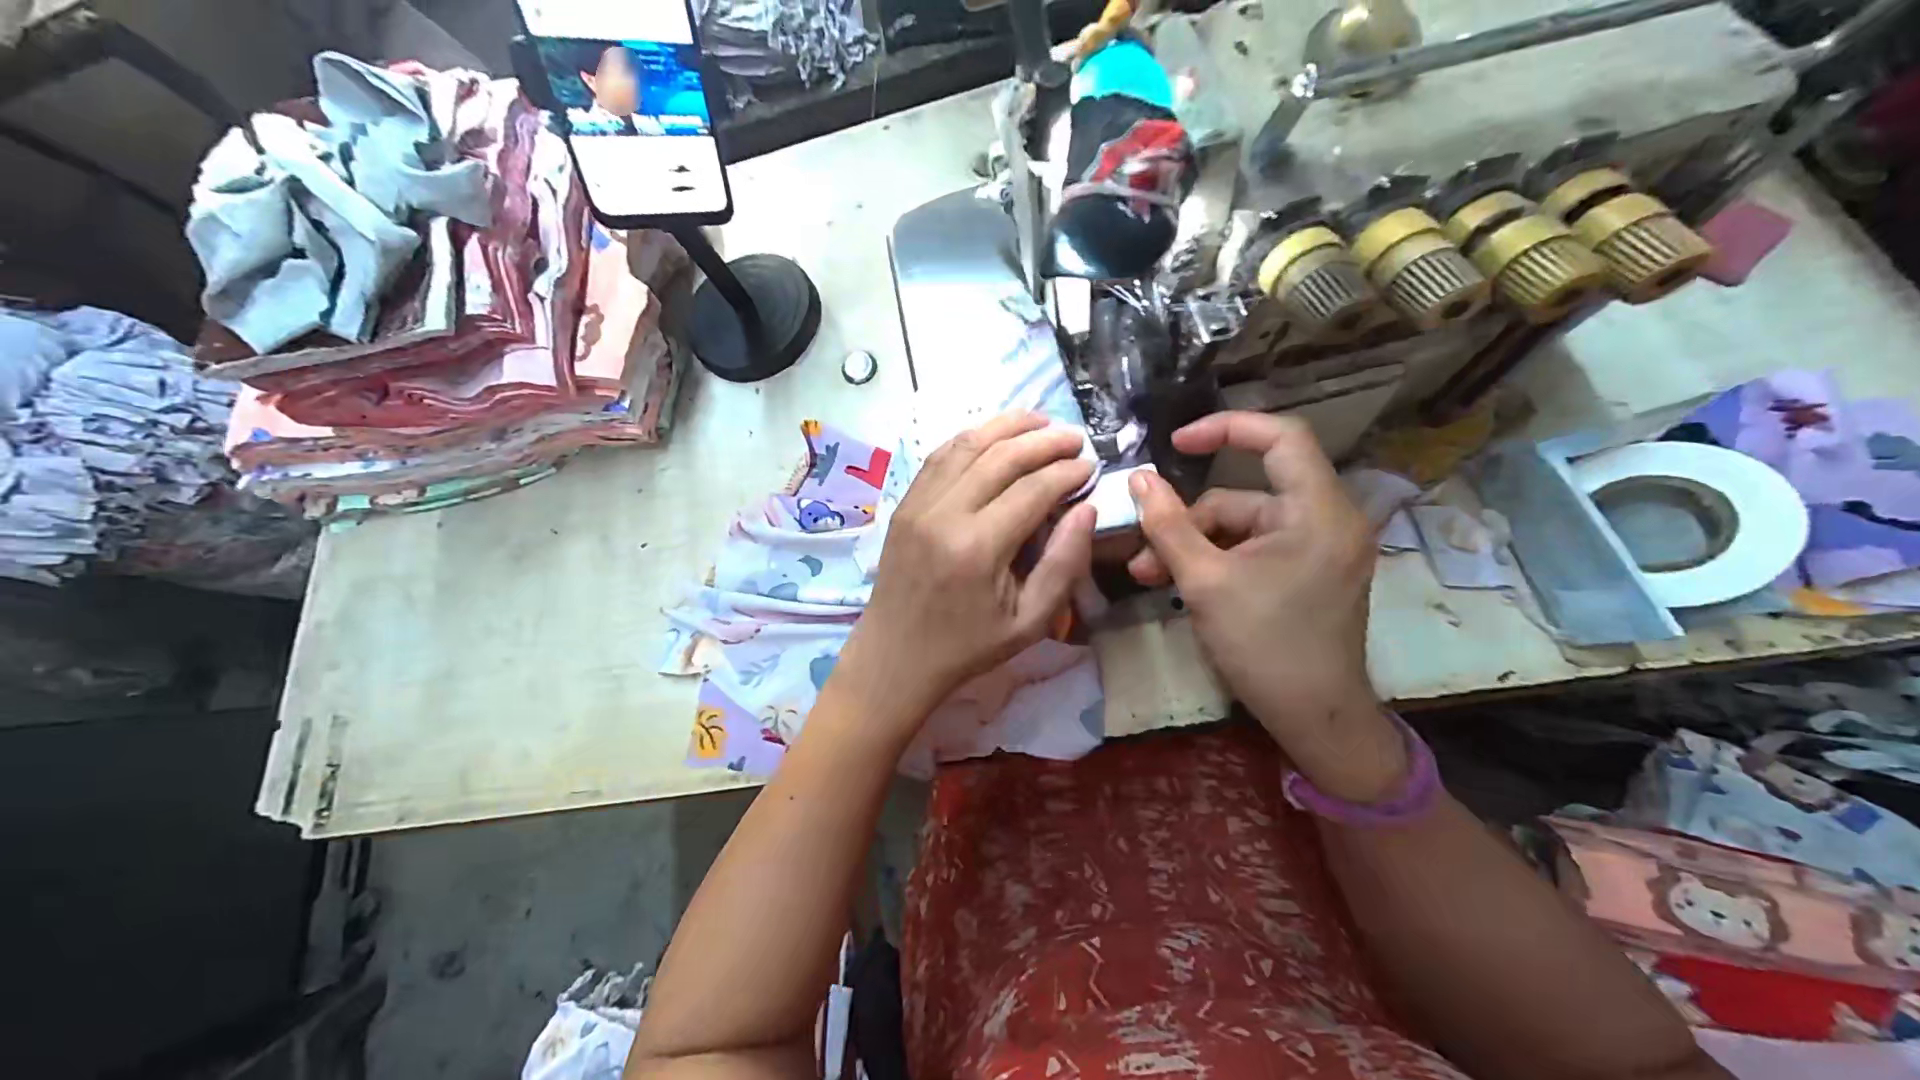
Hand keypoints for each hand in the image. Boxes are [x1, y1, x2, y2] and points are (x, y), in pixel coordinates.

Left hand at [834, 411, 1095, 732]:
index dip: (1067, 471)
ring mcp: (918, 505)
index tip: (1091, 465)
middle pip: (1000, 456)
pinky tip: (995, 436)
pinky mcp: (904, 504)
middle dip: (1044, 440)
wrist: (896, 656)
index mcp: (978, 547)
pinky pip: (939, 457)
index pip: (1032, 488)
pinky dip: (971, 439)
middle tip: (1075, 437)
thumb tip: (1086, 509)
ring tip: (1040, 420)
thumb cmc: (968, 646)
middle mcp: (945, 515)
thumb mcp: (1030, 622)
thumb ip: (1064, 564)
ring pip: (966, 445)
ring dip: (1006, 427)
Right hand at [1127, 412, 1406, 801]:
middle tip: (1143, 553)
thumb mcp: (1204, 582)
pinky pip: (1254, 548)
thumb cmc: (1264, 646)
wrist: (1314, 717)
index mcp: (1318, 511)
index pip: (1281, 437)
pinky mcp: (1309, 571)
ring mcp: (1320, 547)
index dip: (1225, 428)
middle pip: (1245, 494)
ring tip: (1149, 577)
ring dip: (1194, 546)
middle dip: (1188, 520)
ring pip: (1242, 525)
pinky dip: (1217, 561)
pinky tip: (1181, 585)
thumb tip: (1138, 479)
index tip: (1176, 444)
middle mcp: (1328, 519)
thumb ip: (1168, 525)